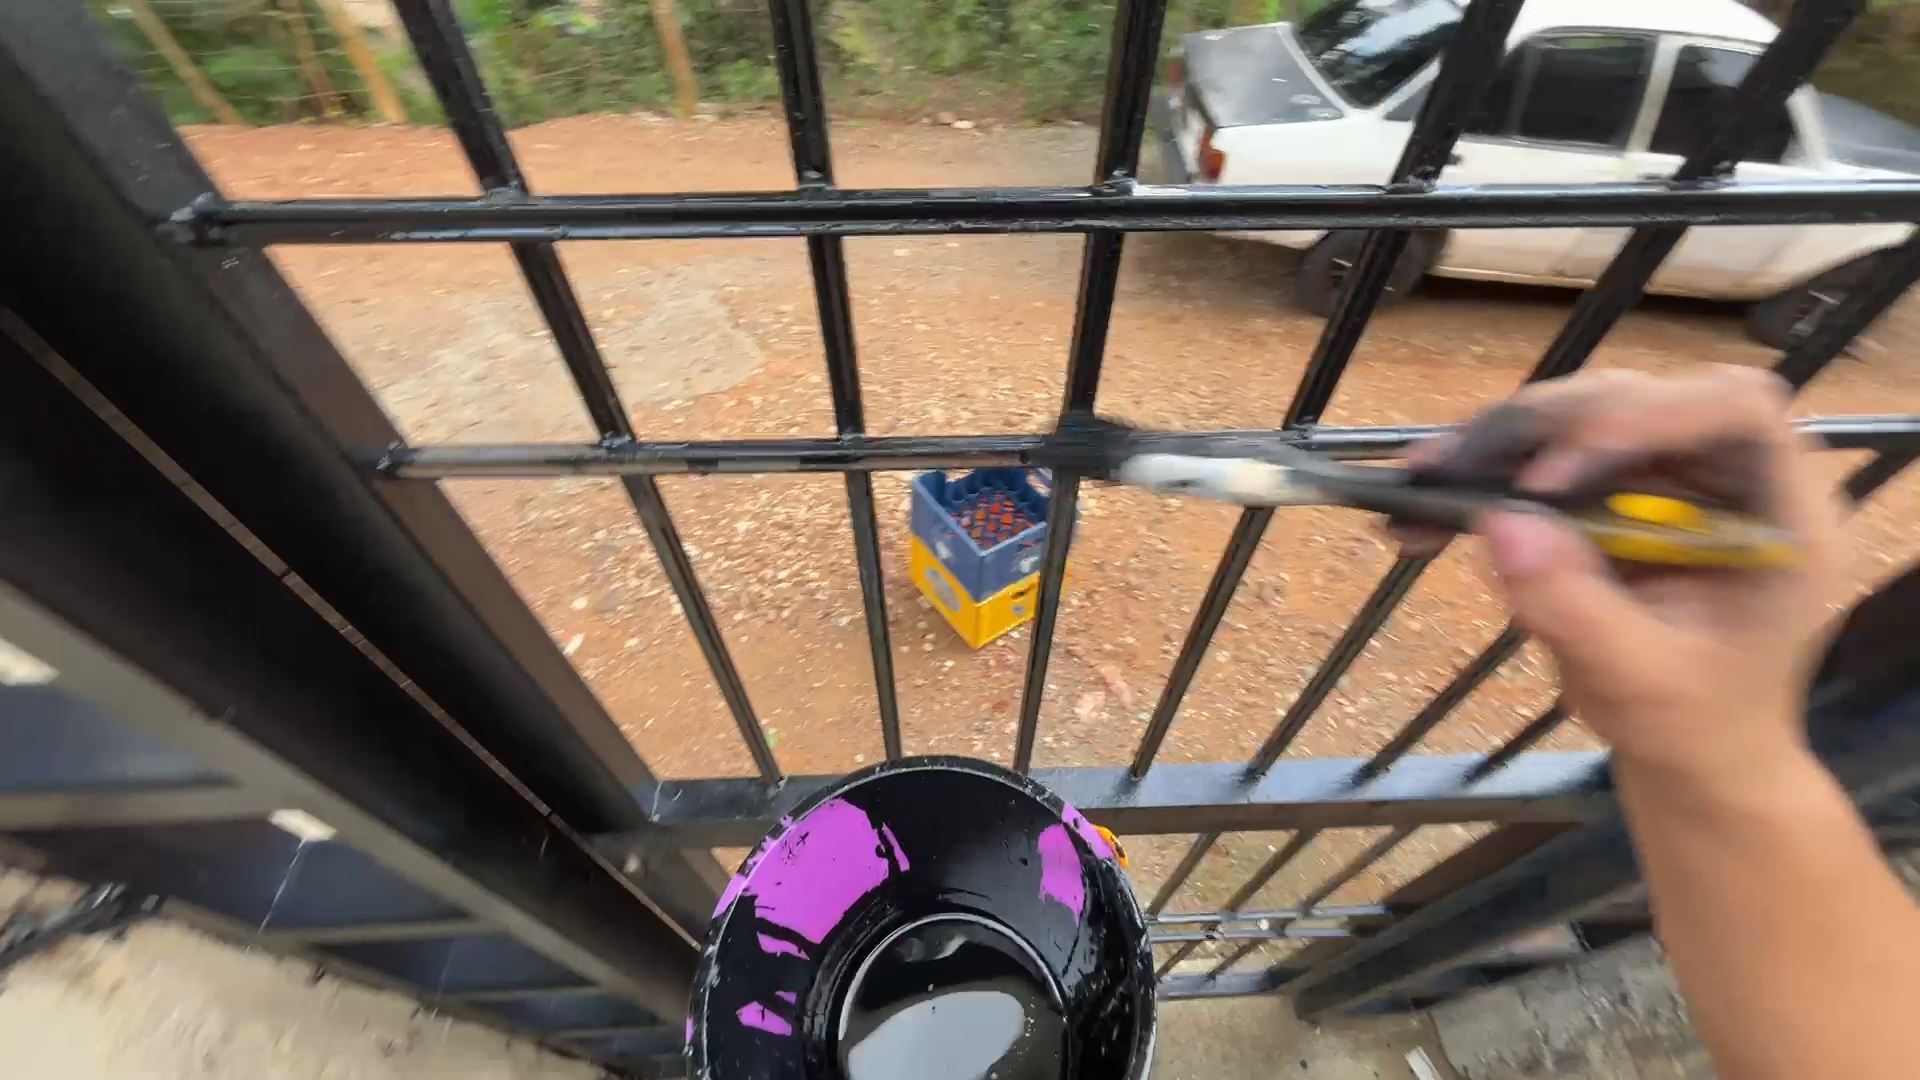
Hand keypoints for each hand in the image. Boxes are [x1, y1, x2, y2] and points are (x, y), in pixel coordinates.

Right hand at [1406, 367, 1843, 789]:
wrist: (1678, 737)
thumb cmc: (1686, 716)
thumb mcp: (1633, 675)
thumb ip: (1572, 605)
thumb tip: (1496, 524)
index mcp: (1770, 512)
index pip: (1728, 410)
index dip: (1634, 420)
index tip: (1542, 480)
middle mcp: (1710, 476)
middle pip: (1625, 401)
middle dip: (1529, 429)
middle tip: (1447, 467)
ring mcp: (1647, 482)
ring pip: (1563, 421)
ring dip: (1484, 447)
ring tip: (1417, 481)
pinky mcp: (1590, 497)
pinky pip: (1523, 466)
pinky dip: (1466, 483)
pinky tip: (1415, 512)